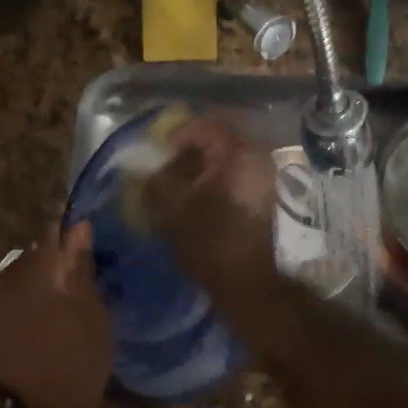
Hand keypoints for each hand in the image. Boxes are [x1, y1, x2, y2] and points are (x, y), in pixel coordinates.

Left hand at [0, 222, 111, 407]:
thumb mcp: (91, 314)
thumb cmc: (74, 363)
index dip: (74, 236)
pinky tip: (53, 313)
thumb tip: (79, 227)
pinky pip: (15, 291)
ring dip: (47, 279)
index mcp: (32, 272)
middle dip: (60, 259)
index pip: (53, 232)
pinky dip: (34, 295)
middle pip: (37, 252)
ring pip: (26, 272)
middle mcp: (4, 277)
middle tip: (87, 276)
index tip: (92, 247)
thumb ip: (81, 267)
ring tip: (71, 298)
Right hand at [142, 116, 279, 295]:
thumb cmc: (208, 241)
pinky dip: (212, 178)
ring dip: (199, 166)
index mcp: (238, 152)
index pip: (203, 125)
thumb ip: (155, 178)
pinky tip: (195, 197)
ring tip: (176, 184)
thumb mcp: (171, 207)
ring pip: (224, 157)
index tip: (155, 153)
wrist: (247, 283)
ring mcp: (264, 176)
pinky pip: (233, 173)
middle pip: (216, 139)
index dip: (175, 135)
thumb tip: (143, 164)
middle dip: (187, 150)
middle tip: (163, 166)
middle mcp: (257, 156)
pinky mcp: (263, 195)